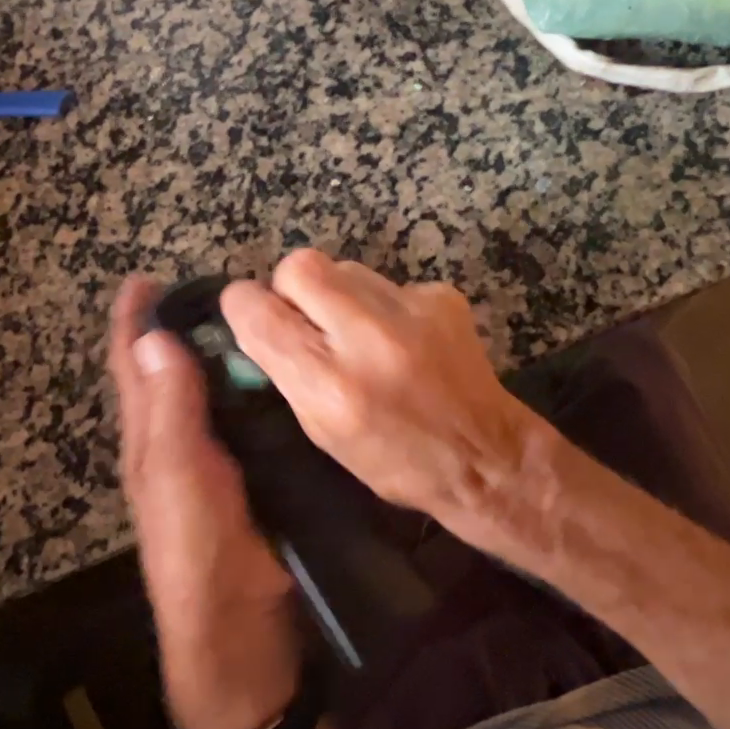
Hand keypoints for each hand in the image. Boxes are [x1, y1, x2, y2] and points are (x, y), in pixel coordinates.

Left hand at [108, 277, 298, 728]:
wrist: (240, 628)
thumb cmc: (200, 552)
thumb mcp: (178, 479)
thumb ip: (168, 412)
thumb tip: (151, 337)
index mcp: (149, 440)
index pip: (136, 367)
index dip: (134, 322)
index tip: (146, 278)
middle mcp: (176, 445)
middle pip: (172, 375)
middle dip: (184, 329)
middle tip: (221, 289)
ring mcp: (215, 463)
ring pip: (212, 396)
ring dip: (224, 357)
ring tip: (256, 321)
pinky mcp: (251, 478)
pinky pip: (250, 422)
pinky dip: (259, 392)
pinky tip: (288, 379)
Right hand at [220, 250, 545, 548]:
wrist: (485, 455)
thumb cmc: (395, 462)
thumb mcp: (322, 433)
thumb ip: (288, 373)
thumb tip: (260, 321)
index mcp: (328, 385)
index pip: (256, 310)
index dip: (244, 307)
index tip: (252, 315)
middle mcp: (365, 338)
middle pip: (298, 266)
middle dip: (292, 288)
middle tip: (308, 319)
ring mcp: (409, 311)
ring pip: (344, 268)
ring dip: (338, 294)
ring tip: (359, 333)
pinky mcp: (440, 296)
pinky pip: (387, 283)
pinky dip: (384, 305)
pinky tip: (401, 338)